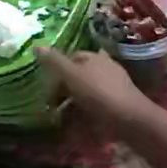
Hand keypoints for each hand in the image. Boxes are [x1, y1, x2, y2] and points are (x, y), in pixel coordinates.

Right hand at [37, 46, 153, 129]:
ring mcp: (114, 86)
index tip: (47, 82)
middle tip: (51, 100)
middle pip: (81, 73)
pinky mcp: (118, 103)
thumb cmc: (98, 92)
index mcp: (95, 57)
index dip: (59, 67)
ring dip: (75, 99)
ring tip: (61, 113)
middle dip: (67, 84)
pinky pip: (97, 104)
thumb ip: (55, 62)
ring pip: (89, 89)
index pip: (73, 56)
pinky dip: (86, 110)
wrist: (129, 118)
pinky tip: (78, 120)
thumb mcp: (72, 75)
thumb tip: (37, 46)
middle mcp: (106, 68)